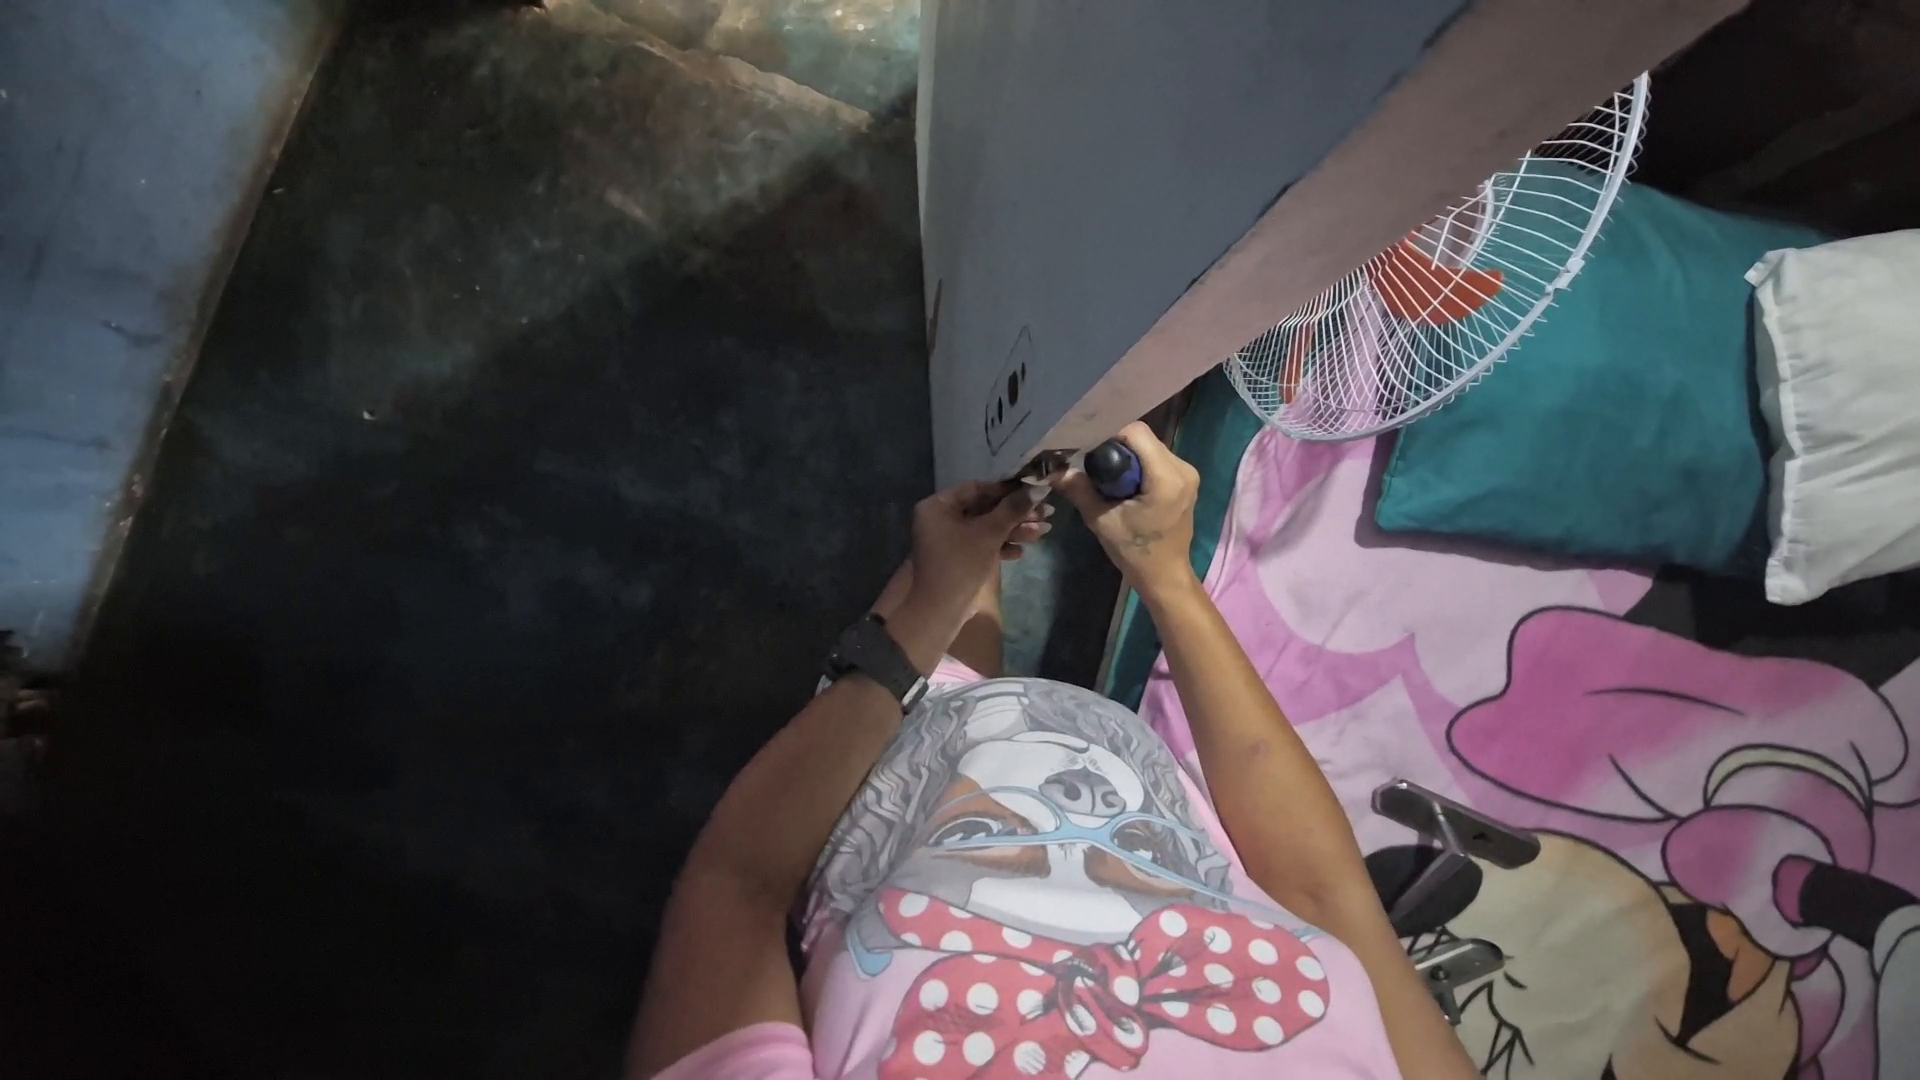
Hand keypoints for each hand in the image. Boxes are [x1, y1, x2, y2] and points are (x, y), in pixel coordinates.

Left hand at [905, 481, 1049, 620]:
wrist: (941, 610)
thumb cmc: (961, 564)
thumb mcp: (989, 533)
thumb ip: (1013, 509)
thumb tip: (1039, 488)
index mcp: (938, 505)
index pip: (977, 489)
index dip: (1007, 490)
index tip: (1034, 492)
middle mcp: (940, 518)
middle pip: (985, 509)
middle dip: (1016, 514)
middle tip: (1047, 513)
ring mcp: (949, 540)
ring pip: (986, 528)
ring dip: (1014, 530)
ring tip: (1044, 532)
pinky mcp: (958, 558)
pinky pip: (981, 545)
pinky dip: (1001, 546)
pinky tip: (1022, 553)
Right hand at [1058, 422, 1199, 600]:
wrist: (1164, 575)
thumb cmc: (1136, 552)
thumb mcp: (1102, 521)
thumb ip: (1079, 490)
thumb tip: (1055, 470)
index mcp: (1167, 477)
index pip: (1136, 432)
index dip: (1108, 434)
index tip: (1088, 450)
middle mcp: (1183, 468)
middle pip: (1143, 438)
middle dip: (1115, 447)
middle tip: (1093, 466)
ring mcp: (1187, 472)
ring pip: (1148, 446)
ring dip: (1125, 456)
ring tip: (1105, 476)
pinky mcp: (1184, 479)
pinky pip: (1155, 458)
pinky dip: (1136, 464)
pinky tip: (1121, 482)